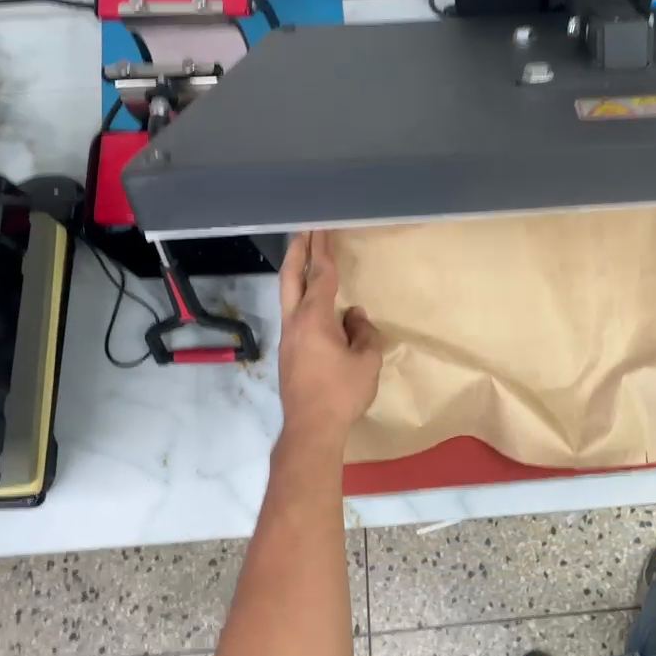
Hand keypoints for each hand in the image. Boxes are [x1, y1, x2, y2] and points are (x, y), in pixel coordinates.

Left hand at [277, 231, 382, 448]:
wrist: (312, 428)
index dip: (323, 251)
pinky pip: (295, 316)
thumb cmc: (342, 393)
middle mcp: (295, 323)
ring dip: (296, 275)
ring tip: (306, 260)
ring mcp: (288, 339)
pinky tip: (316, 306)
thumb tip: (354, 316)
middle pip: (292, 278)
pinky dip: (302, 299)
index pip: (321, 276)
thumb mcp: (367, 360)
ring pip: (289, 297)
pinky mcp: (289, 355)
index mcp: (315, 319)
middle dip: (297, 252)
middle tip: (303, 231)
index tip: (321, 228)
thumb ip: (364, 332)